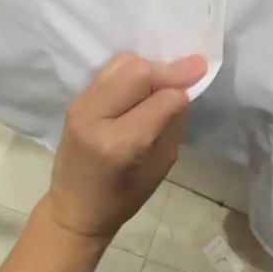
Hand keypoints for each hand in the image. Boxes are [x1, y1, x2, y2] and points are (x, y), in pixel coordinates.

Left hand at [41, 52, 208, 240]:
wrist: (75, 208)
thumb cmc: (123, 198)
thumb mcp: (160, 166)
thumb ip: (171, 124)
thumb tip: (181, 89)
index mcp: (119, 144)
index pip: (161, 100)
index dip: (182, 89)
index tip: (197, 84)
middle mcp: (95, 117)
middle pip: (138, 71)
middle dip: (169, 69)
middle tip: (192, 70)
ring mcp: (81, 105)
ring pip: (123, 63)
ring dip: (150, 67)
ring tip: (165, 80)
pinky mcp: (76, 100)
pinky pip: (110, 70)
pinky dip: (132, 71)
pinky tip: (144, 84)